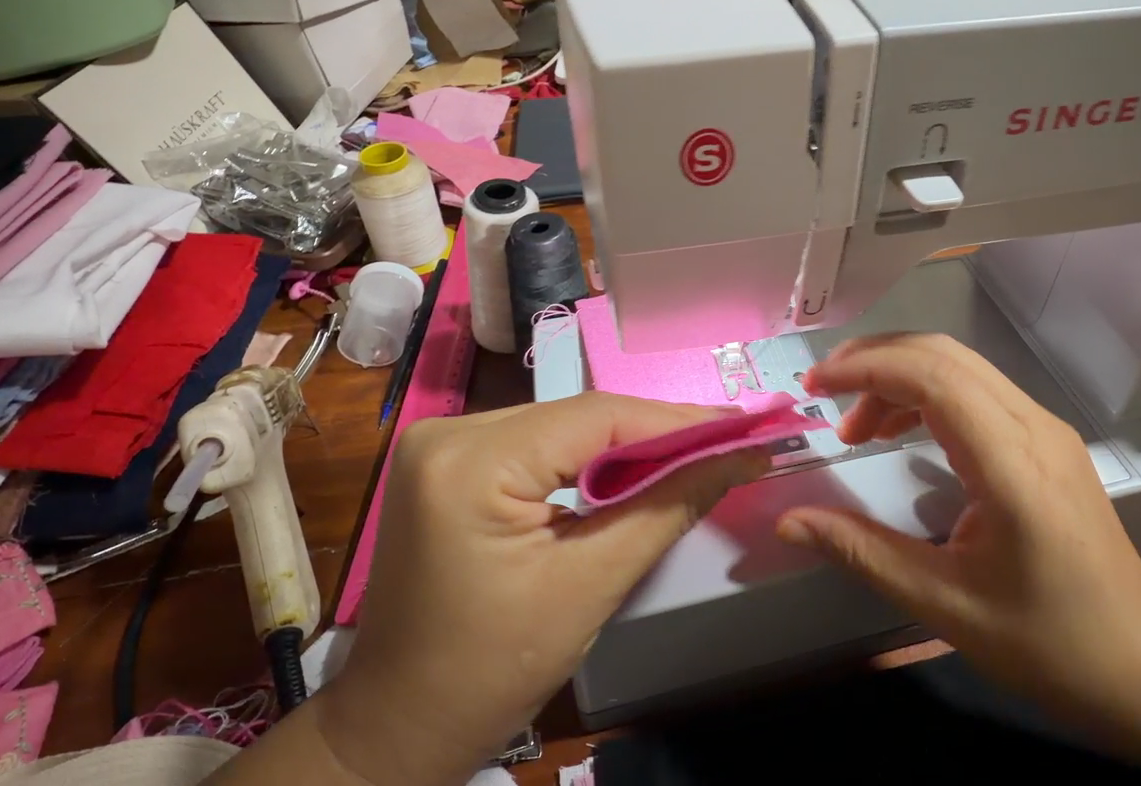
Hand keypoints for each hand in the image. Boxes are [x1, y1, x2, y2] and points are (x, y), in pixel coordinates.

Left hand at [318, 394, 767, 784]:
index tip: (742, 427)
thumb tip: (734, 457)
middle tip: (727, 440)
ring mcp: (440, 444)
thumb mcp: (588, 588)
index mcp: (470, 461)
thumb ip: (665, 509)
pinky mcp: (446, 463)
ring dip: (623, 444)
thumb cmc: (491, 669)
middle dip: (655, 432)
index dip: (676, 420)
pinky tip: (628, 470)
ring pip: (559, 427)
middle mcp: (448, 432)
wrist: (398, 722)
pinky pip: (534, 445)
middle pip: (577, 417)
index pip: (595, 417)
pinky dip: (584, 458)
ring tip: (693, 453)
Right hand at [774, 332, 1140, 723]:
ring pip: (960, 367)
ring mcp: (1045, 428)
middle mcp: (1034, 427)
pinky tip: (900, 434)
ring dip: (899, 378)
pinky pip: (977, 391)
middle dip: (875, 359)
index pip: (932, 376)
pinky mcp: (1046, 440)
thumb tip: (788, 522)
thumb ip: (861, 551)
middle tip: (821, 393)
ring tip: (855, 430)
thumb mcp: (943, 603)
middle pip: (944, 354)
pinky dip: (926, 396)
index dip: (866, 368)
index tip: (813, 388)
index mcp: (1013, 464)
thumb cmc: (1048, 642)